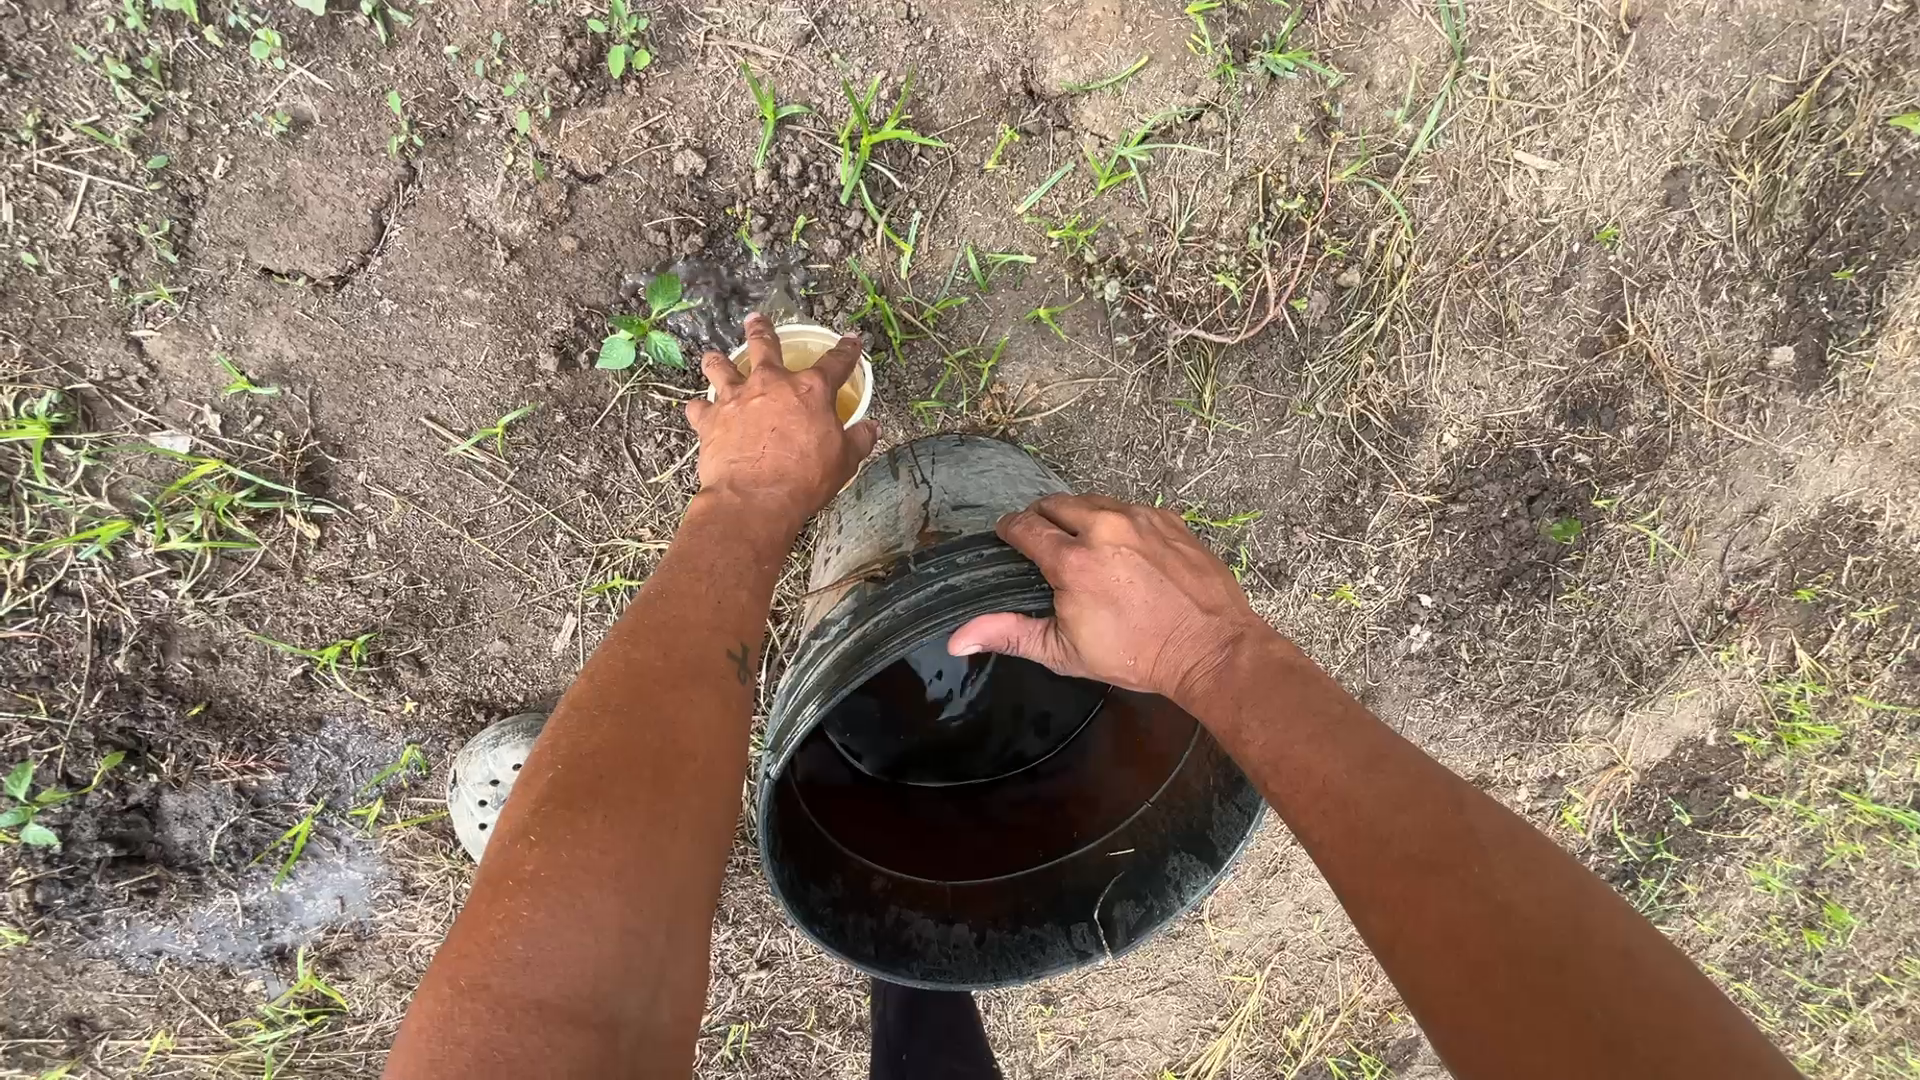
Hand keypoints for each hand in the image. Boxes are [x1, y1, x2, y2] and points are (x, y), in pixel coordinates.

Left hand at [684, 314, 879, 537]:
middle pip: (765, 345)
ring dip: (719, 361)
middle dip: (762, 330)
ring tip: (716, 358)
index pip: (836, 362)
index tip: (850, 342)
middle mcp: (771, 384)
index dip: (846, 351)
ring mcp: (736, 398)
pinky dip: (700, 408)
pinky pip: (699, 407)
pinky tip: (699, 411)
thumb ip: (859, 439)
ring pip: (721, 366)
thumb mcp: (845, 461)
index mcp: (811, 391)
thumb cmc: (805, 479)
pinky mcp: (710, 420)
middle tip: (757, 319)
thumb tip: (871, 428)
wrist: (756, 499)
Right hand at [947, 494, 1275, 704]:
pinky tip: (1122, 548)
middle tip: (1046, 546)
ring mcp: (1139, 518)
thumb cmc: (1134, 655)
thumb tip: (956, 639)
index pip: (1024, 525)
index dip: (1010, 530)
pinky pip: (1127, 507)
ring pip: (1090, 501)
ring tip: (1083, 545)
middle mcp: (1103, 527)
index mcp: (1072, 561)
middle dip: (1042, 520)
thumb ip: (1008, 634)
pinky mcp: (1167, 518)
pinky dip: (1115, 520)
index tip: (1009, 539)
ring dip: (1078, 517)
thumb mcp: (1063, 652)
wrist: (1210, 648)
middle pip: (1053, 504)